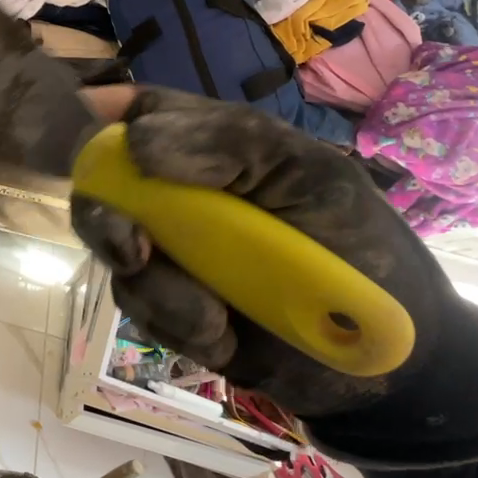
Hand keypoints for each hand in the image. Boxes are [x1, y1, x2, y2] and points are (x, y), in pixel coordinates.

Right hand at [71, 87, 457, 418]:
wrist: (390, 363)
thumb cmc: (361, 249)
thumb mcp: (311, 177)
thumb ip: (232, 143)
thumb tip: (134, 146)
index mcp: (208, 152)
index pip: (141, 115)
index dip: (104, 113)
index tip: (88, 122)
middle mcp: (175, 198)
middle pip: (101, 188)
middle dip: (104, 220)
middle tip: (133, 251)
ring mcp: (167, 254)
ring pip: (113, 256)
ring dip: (159, 291)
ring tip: (216, 316)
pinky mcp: (166, 309)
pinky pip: (139, 311)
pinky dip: (177, 326)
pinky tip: (224, 335)